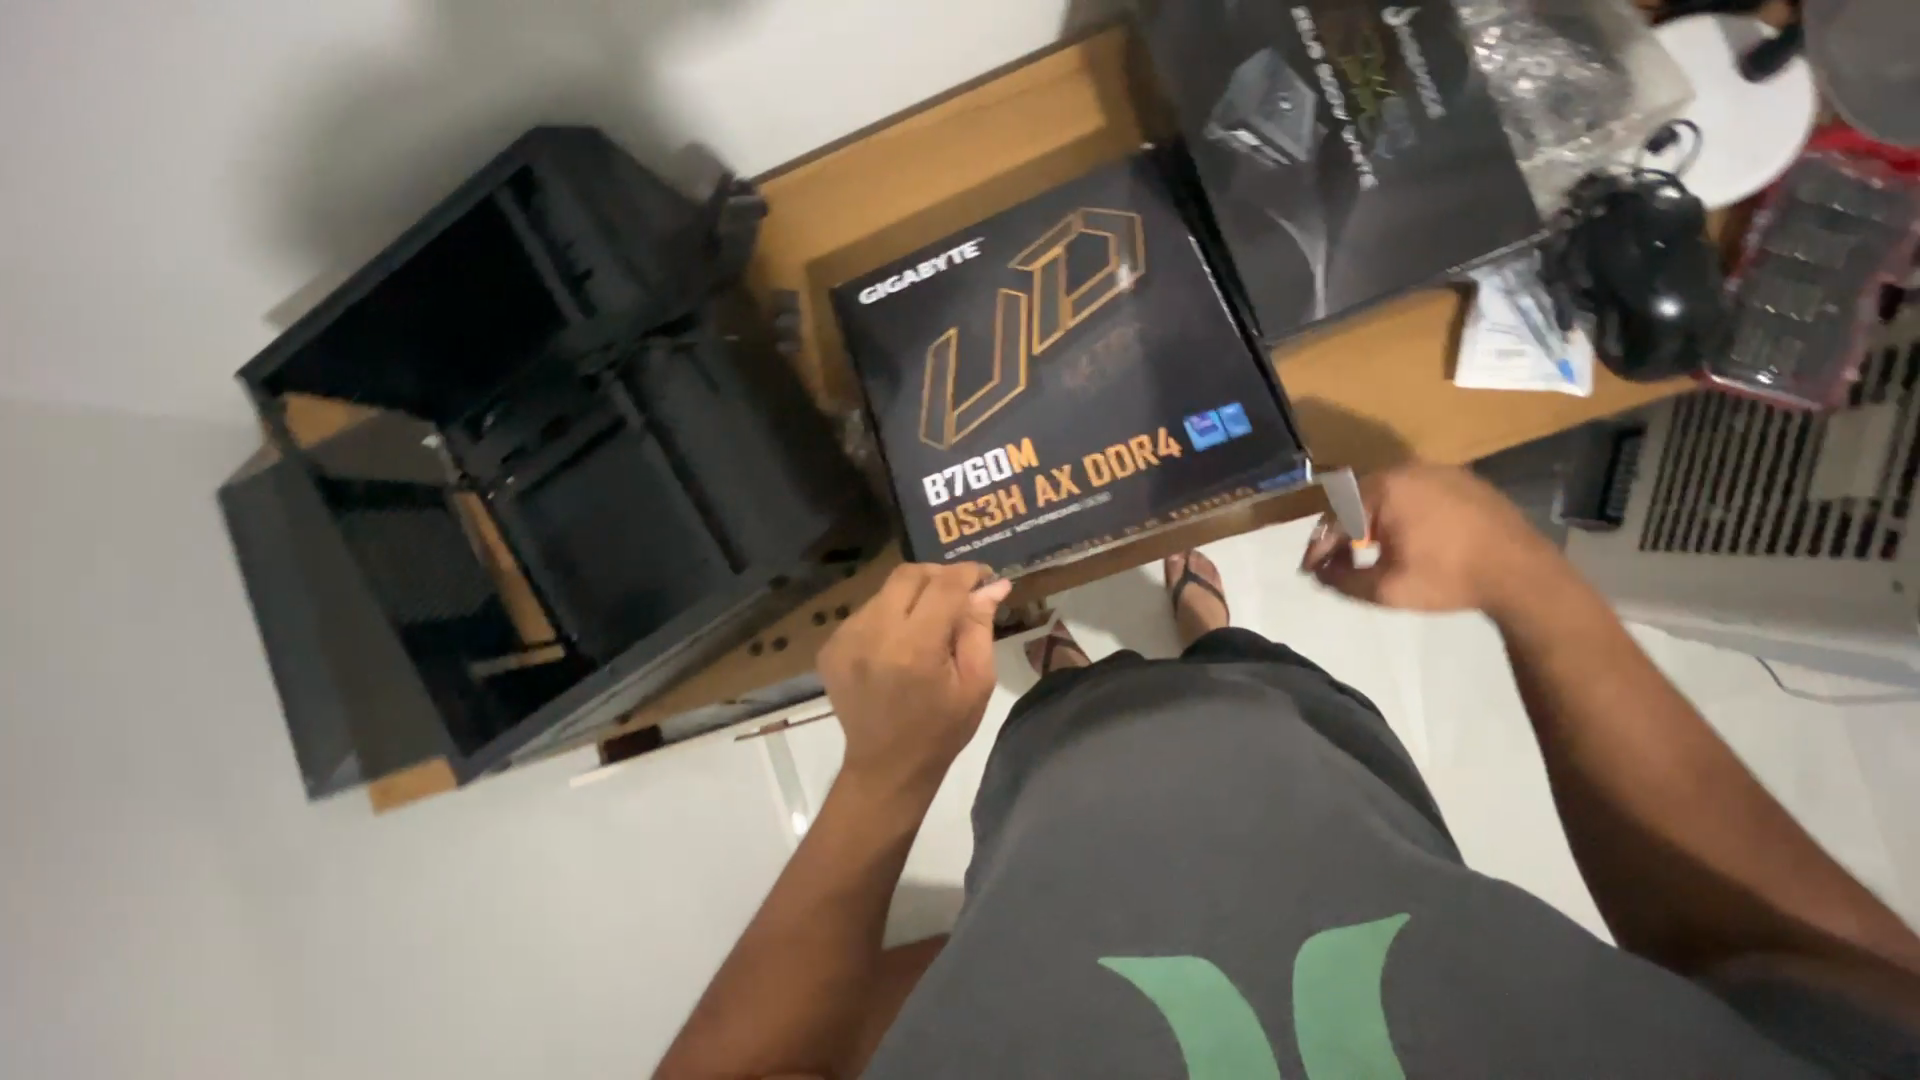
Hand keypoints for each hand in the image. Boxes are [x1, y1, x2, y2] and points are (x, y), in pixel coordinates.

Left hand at [818, 563, 1012, 792]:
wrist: (887, 766)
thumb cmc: (942, 729)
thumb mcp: (976, 683)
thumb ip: (979, 628)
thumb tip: (992, 585)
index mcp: (915, 647)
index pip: (944, 585)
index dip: (968, 573)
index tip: (984, 576)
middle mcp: (874, 634)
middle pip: (908, 575)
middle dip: (938, 576)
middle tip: (958, 594)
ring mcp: (845, 639)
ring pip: (885, 592)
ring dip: (911, 598)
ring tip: (927, 626)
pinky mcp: (830, 648)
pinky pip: (866, 613)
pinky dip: (888, 617)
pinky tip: (899, 645)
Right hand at [1301, 463, 1562, 614]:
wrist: (1524, 575)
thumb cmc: (1448, 579)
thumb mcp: (1384, 589)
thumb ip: (1341, 579)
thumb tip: (1319, 571)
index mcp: (1383, 488)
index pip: (1335, 516)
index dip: (1318, 547)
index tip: (1310, 570)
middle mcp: (1407, 469)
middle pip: (1358, 500)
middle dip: (1343, 532)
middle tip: (1337, 561)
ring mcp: (1439, 471)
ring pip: (1387, 495)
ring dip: (1372, 522)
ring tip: (1369, 551)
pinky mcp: (1464, 480)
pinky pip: (1417, 494)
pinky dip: (1402, 515)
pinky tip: (1406, 539)